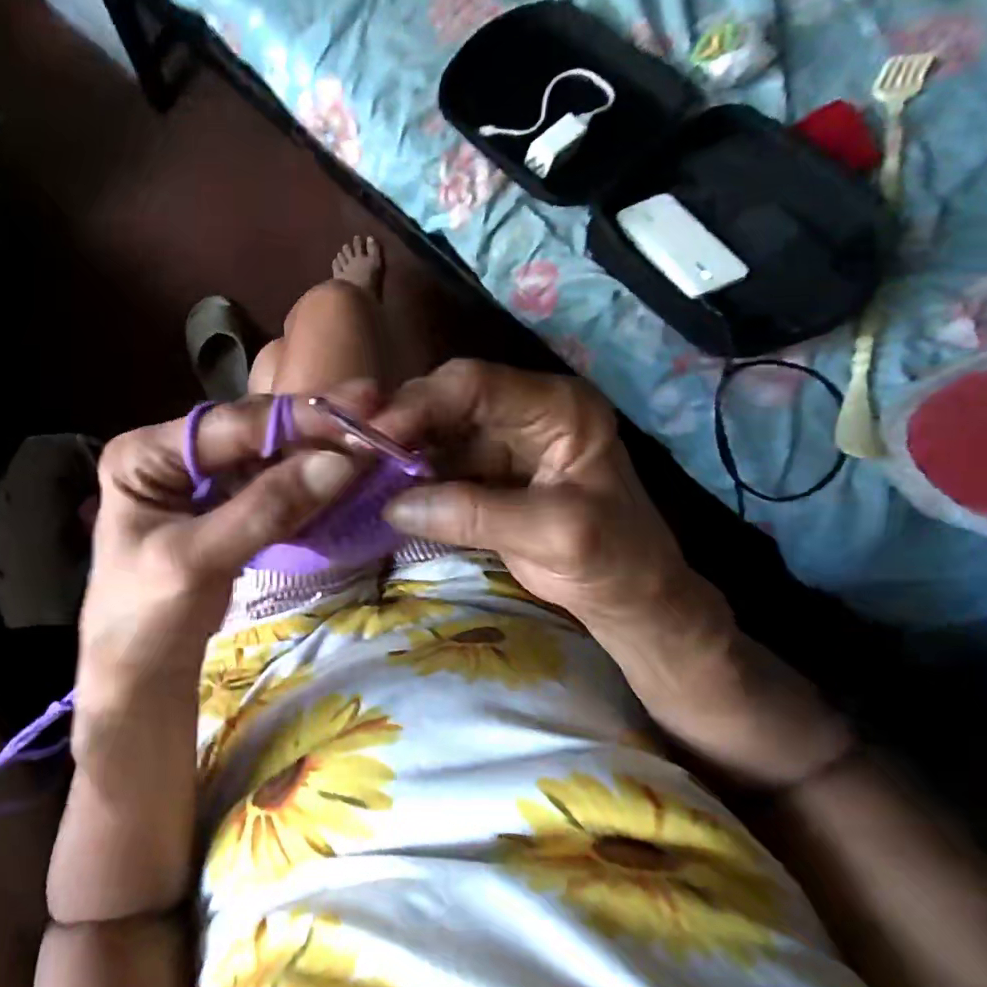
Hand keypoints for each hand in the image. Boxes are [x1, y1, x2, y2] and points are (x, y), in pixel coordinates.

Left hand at [79, 395, 361, 709]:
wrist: (139, 680)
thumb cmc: (147, 621)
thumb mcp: (198, 561)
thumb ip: (265, 509)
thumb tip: (340, 462)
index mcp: (143, 453)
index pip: (229, 425)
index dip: (296, 420)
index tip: (361, 415)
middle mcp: (170, 453)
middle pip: (251, 432)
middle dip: (313, 432)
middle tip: (380, 425)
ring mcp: (198, 480)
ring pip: (266, 456)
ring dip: (317, 454)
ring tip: (374, 446)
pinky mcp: (222, 507)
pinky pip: (270, 485)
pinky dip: (306, 484)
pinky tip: (345, 477)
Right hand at [373, 360, 849, 787]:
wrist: (633, 602)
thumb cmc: (616, 562)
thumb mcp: (556, 535)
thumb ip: (477, 514)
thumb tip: (394, 503)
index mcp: (556, 408)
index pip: (474, 384)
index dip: (419, 403)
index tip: (375, 436)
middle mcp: (523, 412)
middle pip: (444, 400)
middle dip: (398, 425)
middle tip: (353, 455)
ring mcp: (500, 441)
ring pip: (432, 430)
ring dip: (395, 452)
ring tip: (355, 473)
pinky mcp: (482, 471)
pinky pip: (433, 463)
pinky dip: (405, 477)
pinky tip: (377, 491)